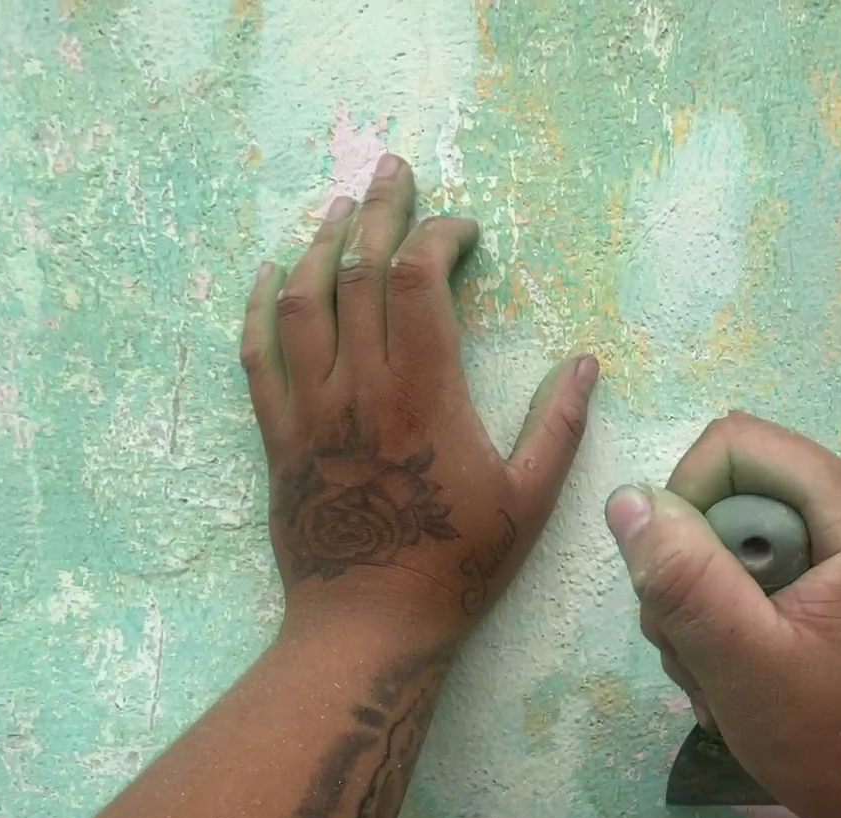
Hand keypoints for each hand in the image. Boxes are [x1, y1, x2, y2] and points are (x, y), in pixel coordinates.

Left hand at [241, 154, 598, 637]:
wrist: (370, 624)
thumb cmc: (458, 565)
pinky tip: (271, 275)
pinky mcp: (278, 437)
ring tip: (337, 208)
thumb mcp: (529, 502)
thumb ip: (559, 428)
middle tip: (389, 170)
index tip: (464, 230)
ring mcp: (310, 411)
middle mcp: (360, 389)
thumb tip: (585, 364)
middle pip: (355, 274)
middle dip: (375, 212)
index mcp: (426, 398)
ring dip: (319, 244)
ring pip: (300, 302)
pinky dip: (259, 306)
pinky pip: (256, 355)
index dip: (438, 238)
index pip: (417, 284)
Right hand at [606, 414, 840, 817]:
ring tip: (722, 678)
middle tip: (700, 649)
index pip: (738, 444)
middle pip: (732, 492)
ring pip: (733, 538)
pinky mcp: (836, 587)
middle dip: (693, 568)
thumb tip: (628, 499)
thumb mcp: (749, 665)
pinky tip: (738, 679)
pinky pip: (755, 574)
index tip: (677, 583)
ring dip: (704, 606)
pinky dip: (729, 623)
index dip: (685, 499)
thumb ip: (686, 581)